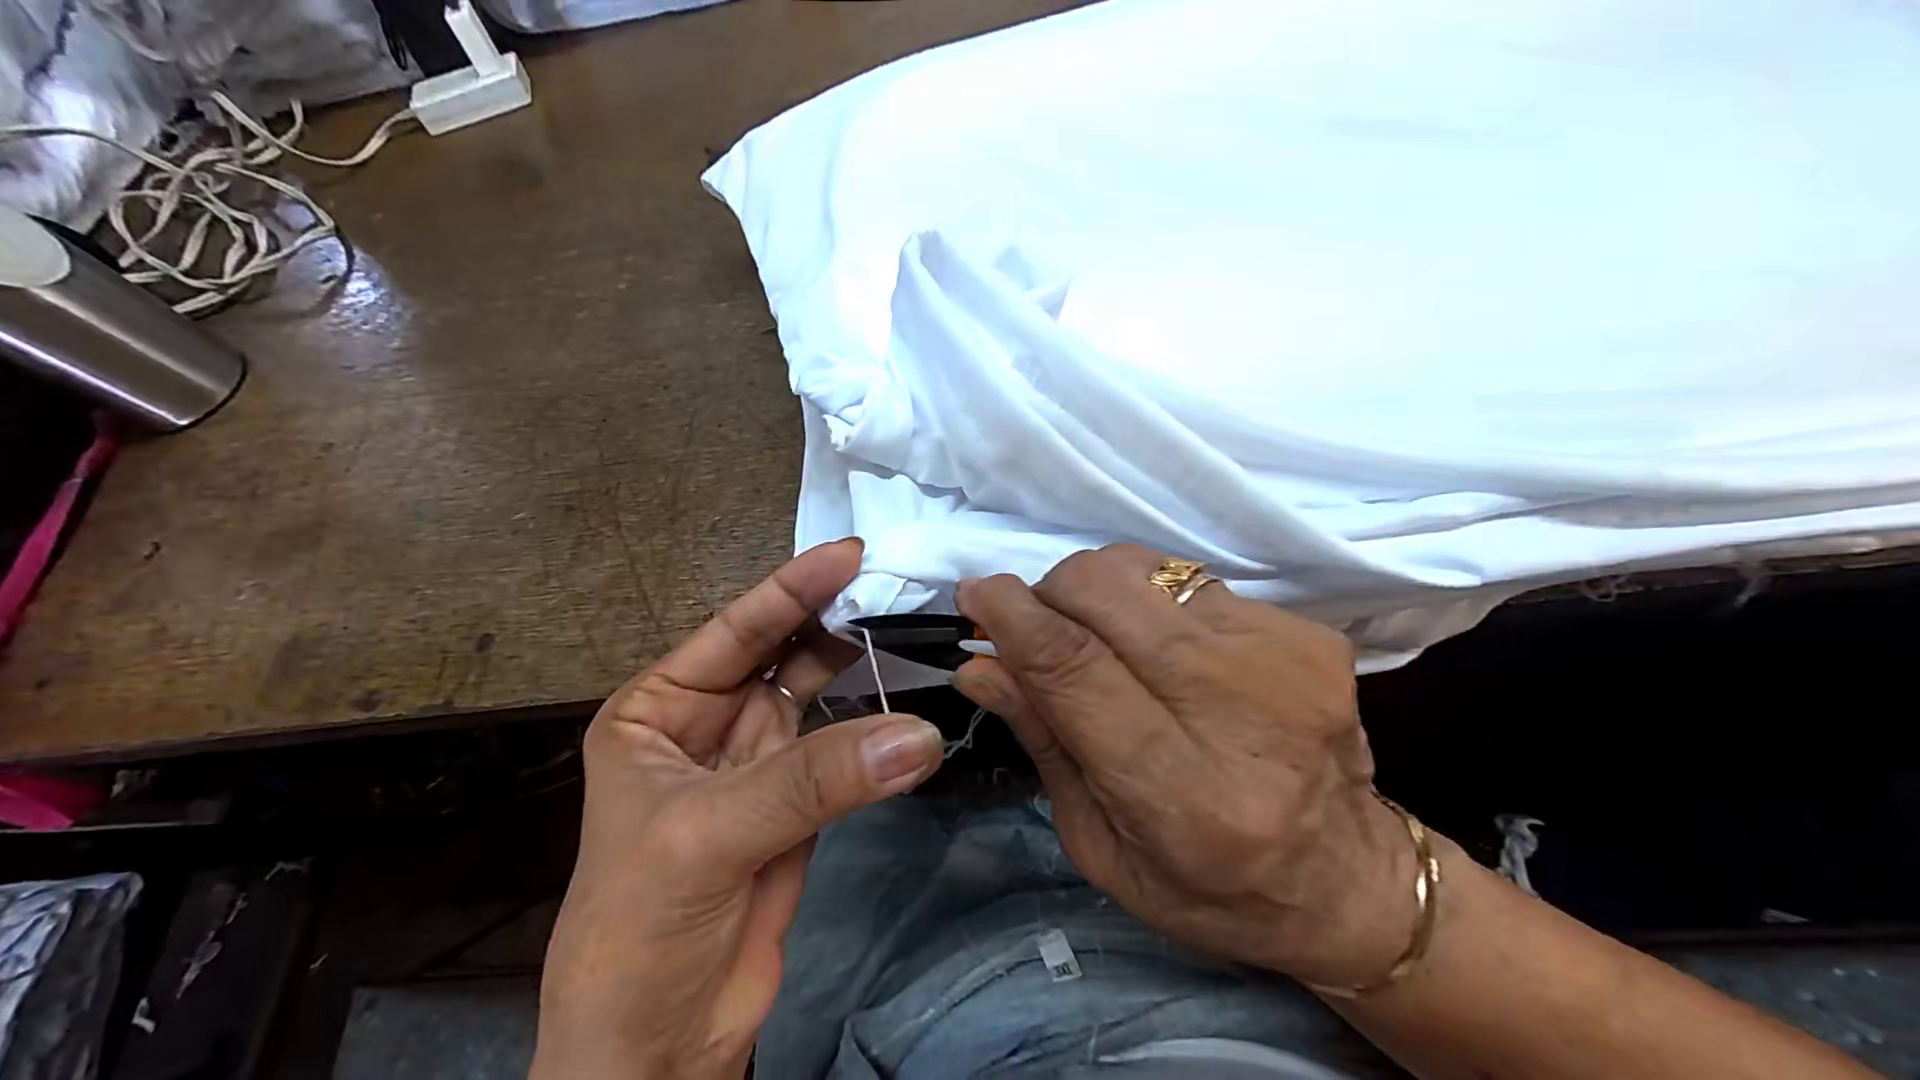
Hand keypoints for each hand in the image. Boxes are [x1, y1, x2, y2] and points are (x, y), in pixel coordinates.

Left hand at [531, 538, 945, 1079]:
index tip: (853, 554)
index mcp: (659, 708)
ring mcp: (760, 759)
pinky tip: (912, 704)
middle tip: (903, 588)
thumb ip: (812, 780)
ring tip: (918, 632)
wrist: (658, 1044)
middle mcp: (709, 721)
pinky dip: (878, 726)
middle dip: (837, 619)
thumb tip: (918, 734)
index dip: (792, 589)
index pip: (734, 631)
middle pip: (783, 653)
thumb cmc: (639, 927)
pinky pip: (845, 746)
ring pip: (820, 695)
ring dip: (863, 668)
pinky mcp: (801, 800)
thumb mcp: (709, 835)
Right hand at [951, 544, 1414, 988]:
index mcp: (1181, 794)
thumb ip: (1043, 741)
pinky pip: (1191, 579)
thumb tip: (980, 664)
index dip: (1013, 616)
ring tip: (1106, 640)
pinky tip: (1170, 652)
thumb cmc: (1208, 887)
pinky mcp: (1311, 634)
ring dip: (1100, 592)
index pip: (1075, 668)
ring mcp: (1285, 661)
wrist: (1348, 881)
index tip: (974, 593)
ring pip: (1146, 569)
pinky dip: (1154, 604)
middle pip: (1109, 592)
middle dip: (1051, 592)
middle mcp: (1240, 712)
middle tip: (1041, 625)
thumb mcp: (1098, 843)